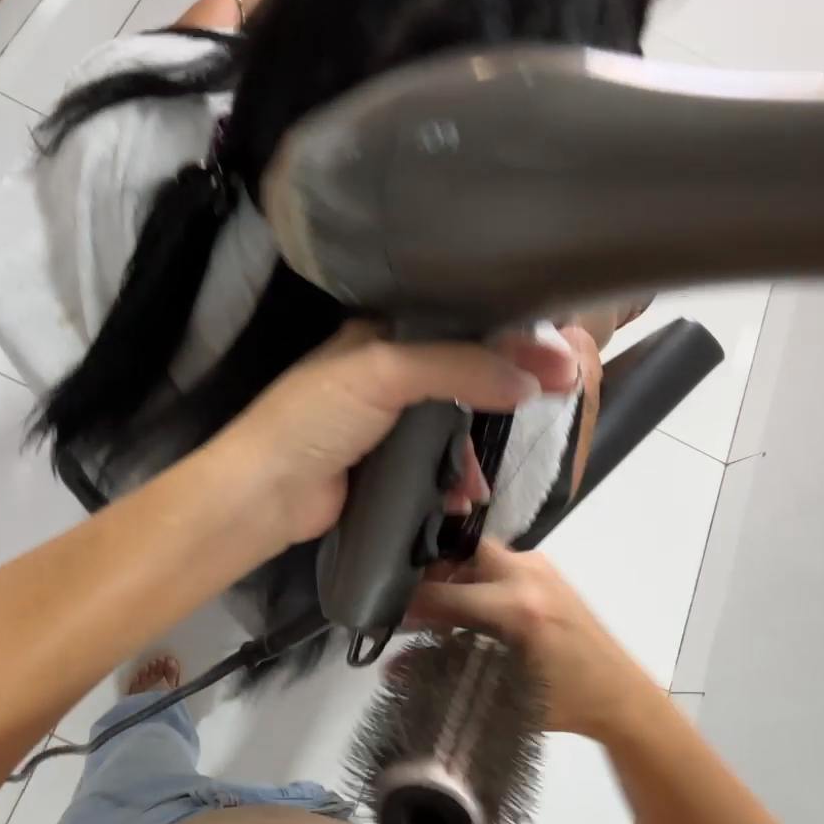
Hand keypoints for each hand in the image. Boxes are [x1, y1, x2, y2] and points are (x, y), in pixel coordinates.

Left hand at [216, 322, 577, 544]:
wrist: (266, 494)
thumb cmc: (316, 420)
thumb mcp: (384, 373)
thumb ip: (458, 367)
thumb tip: (531, 379)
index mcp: (380, 337)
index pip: (457, 324)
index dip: (507, 336)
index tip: (557, 358)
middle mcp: (385, 375)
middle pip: (462, 375)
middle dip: (504, 392)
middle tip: (555, 401)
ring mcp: (384, 425)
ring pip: (451, 427)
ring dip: (473, 452)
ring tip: (483, 480)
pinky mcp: (383, 468)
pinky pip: (434, 467)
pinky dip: (453, 481)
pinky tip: (462, 499)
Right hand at [406, 538, 659, 737]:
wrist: (622, 697)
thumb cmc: (563, 704)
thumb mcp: (500, 693)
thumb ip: (444, 672)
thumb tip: (392, 669)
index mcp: (516, 607)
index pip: (441, 592)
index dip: (408, 605)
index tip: (389, 616)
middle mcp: (526, 576)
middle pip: (458, 555)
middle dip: (431, 577)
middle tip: (414, 606)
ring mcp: (540, 568)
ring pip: (478, 554)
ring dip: (454, 576)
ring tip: (441, 610)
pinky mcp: (547, 572)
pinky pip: (498, 563)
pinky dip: (477, 579)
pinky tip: (471, 608)